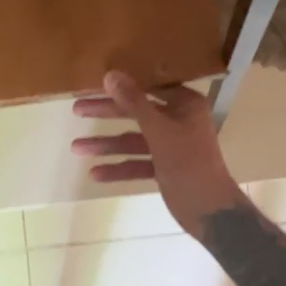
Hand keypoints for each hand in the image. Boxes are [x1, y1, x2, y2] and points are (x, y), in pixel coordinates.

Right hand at [71, 72, 245, 234]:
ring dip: (106, 145)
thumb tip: (111, 74)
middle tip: (77, 109)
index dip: (122, 85)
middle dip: (106, 114)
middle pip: (136, 113)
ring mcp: (171, 146)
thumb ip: (134, 102)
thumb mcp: (159, 130)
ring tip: (75, 148)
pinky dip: (118, 168)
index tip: (95, 83)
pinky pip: (137, 163)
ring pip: (133, 140)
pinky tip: (95, 173)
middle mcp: (179, 121)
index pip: (149, 87)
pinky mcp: (165, 168)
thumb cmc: (188, 163)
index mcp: (185, 105)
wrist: (209, 210)